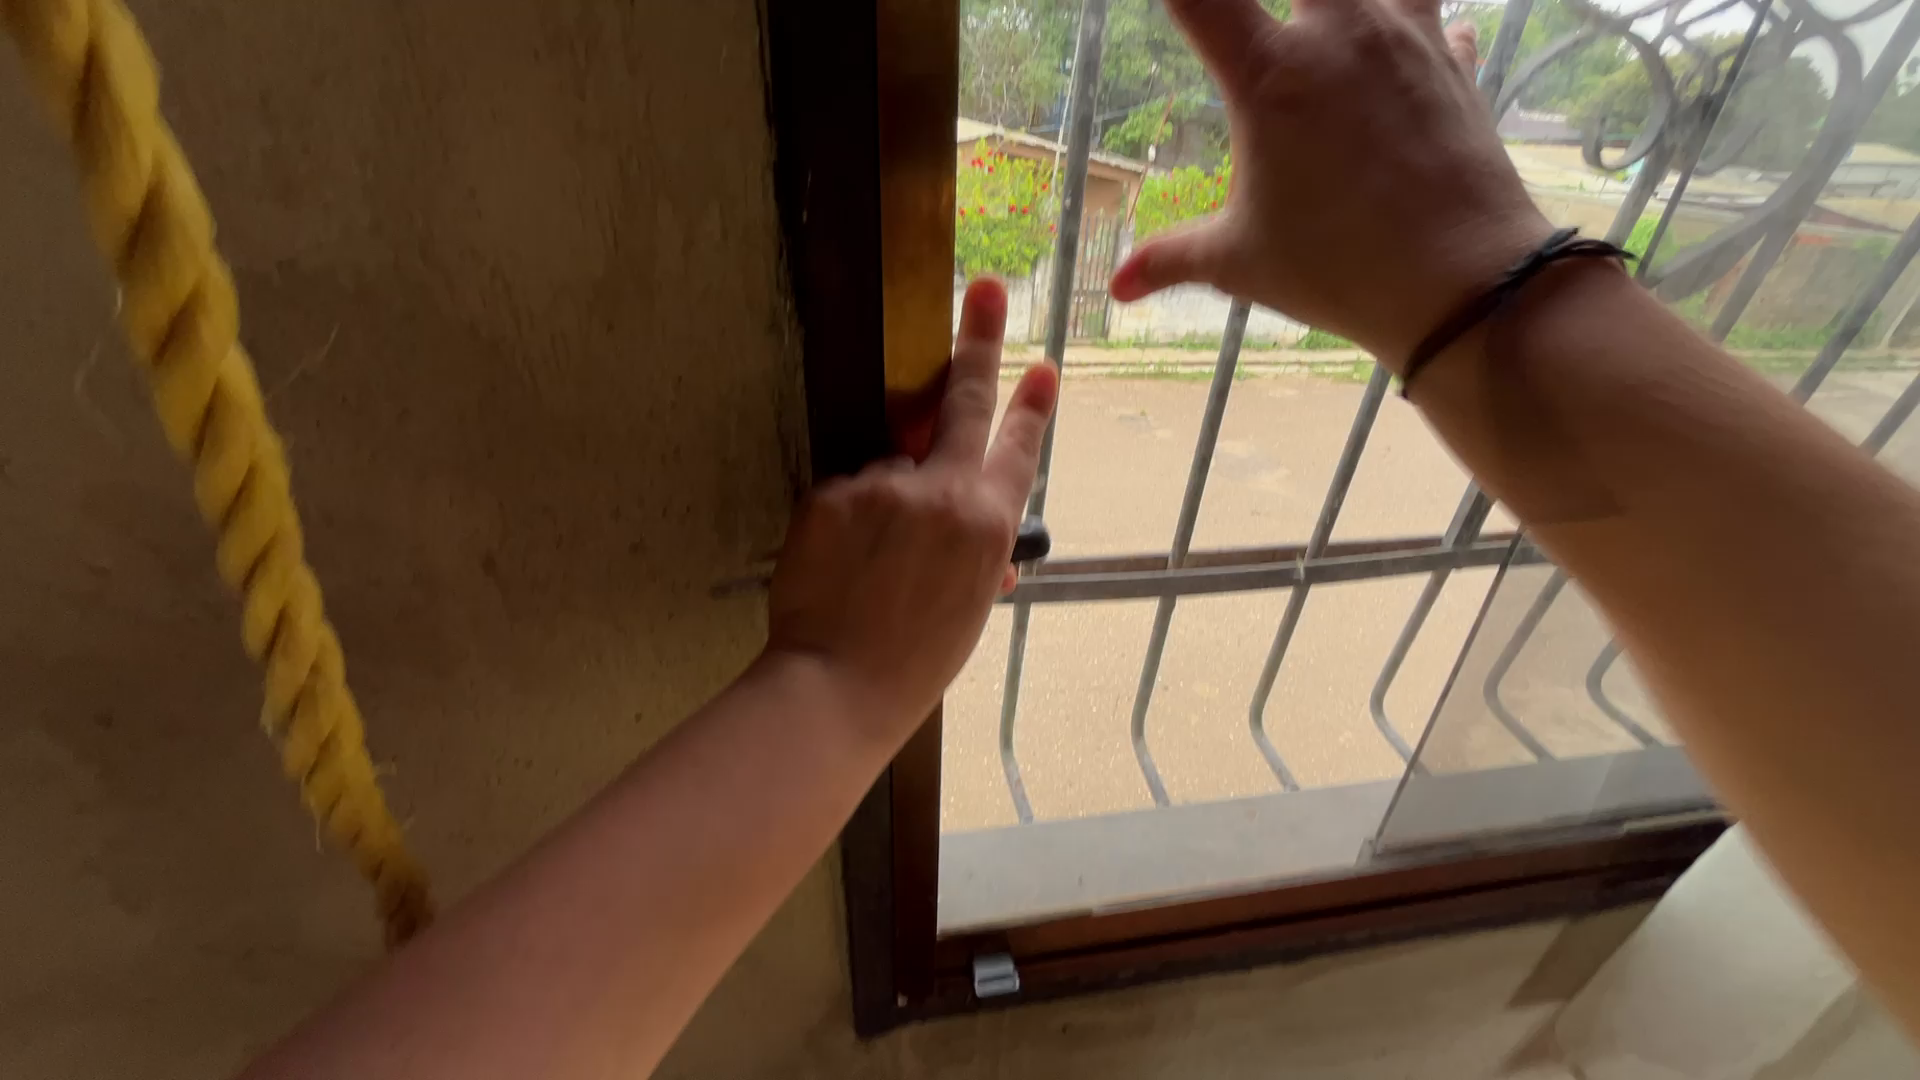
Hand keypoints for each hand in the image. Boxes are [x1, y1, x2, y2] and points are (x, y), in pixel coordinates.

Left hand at [764, 279, 1059, 737]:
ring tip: (868, 564)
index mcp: (987, 524)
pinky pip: (845, 493)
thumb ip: (976, 558)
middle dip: (979, 342)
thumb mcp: (968, 608)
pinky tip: (838, 564)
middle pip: (962, 401)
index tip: (1043, 368)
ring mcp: (884, 487)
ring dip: (883, 500)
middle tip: (988, 289)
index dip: (1032, 408)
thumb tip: (987, 552)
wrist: (841, 683)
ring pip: (887, 470)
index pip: (1017, 450)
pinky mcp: (832, 493)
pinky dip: (844, 521)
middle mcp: (943, 492)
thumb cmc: (916, 659)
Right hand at [1110, 0, 1555, 368]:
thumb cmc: (1334, 269)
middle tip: (1262, 27)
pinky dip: (1409, 18)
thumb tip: (1116, 287)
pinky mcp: (1453, 61)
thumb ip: (1169, 259)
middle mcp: (1340, 34)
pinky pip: (1434, 9)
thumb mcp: (1236, 264)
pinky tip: (1398, 47)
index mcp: (1271, 79)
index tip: (1176, 7)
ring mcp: (1407, 36)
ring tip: (1328, 21)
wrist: (1458, 280)